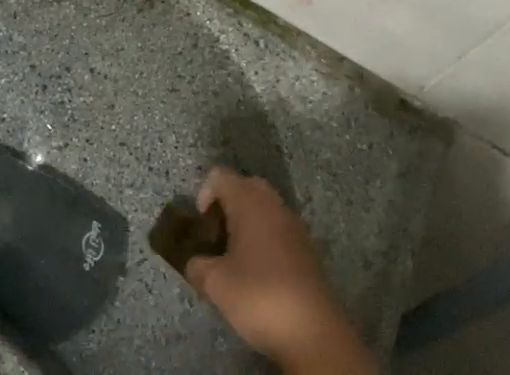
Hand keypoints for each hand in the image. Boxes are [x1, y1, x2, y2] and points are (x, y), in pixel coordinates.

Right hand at [186, 167, 373, 374]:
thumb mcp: (214, 283)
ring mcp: (296, 227)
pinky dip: (266, 238)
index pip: (220, 175)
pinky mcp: (308, 251)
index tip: (201, 225)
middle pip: (246, 186)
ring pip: (266, 208)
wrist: (315, 334)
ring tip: (234, 253)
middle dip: (228, 203)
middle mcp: (274, 206)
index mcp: (249, 202)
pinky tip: (258, 268)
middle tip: (216, 233)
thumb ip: (196, 264)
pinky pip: (280, 229)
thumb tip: (194, 262)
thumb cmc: (258, 295)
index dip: (203, 193)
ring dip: (248, 221)